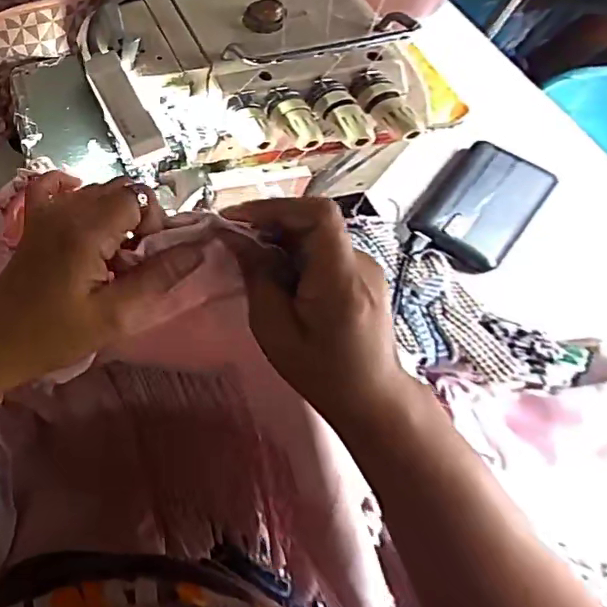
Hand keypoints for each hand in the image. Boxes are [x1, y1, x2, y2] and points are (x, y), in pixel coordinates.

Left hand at [0, 174, 204, 402]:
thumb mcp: (114, 315)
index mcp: (86, 228)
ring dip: (112, 214)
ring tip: (107, 255)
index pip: (138, 196)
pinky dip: (76, 193)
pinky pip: (57, 185)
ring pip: (95, 189)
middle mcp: (65, 207)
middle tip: (130, 260)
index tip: (146, 258)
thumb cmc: (55, 334)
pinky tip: (84, 219)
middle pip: (119, 188)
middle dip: (137, 217)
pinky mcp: (33, 218)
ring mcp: (45, 209)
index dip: (153, 222)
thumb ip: (157, 278)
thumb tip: (198, 249)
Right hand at [218, 197, 418, 426]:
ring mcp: (365, 267)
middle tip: (234, 237)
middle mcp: (360, 263)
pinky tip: (277, 273)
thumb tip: (236, 238)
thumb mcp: (274, 329)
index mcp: (341, 278)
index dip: (275, 207)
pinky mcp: (362, 274)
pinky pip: (323, 248)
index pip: (319, 214)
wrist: (373, 399)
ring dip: (280, 236)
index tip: (239, 219)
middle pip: (313, 219)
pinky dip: (294, 250)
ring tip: (251, 257)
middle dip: (269, 221)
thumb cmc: (321, 371)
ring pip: (316, 233)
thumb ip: (257, 276)